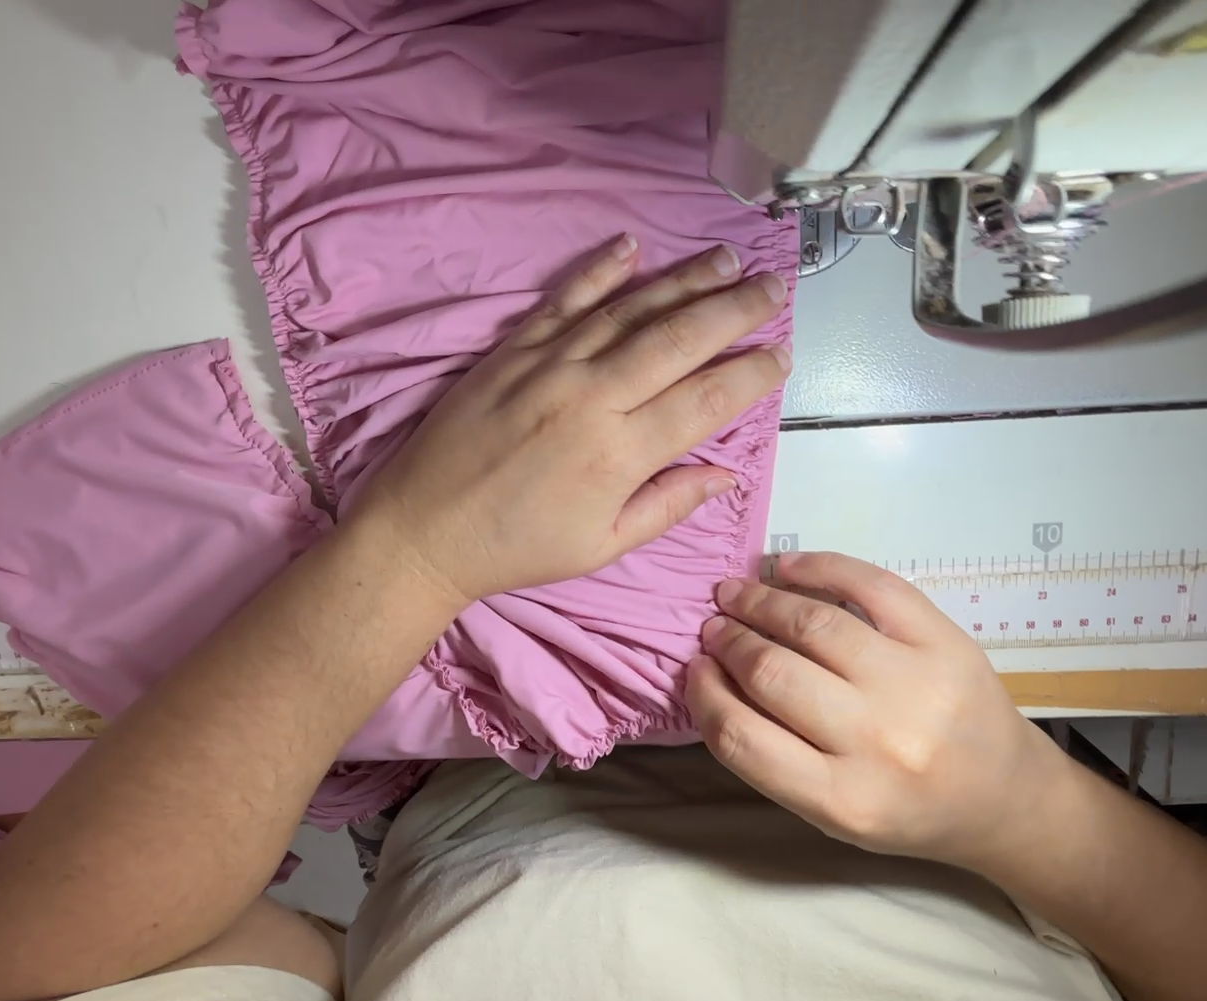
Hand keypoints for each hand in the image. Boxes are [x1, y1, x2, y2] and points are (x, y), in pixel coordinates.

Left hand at [347, 235, 789, 606]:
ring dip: (684, 280)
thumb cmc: (517, 548)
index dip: (751, 374)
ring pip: (631, 310)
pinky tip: (632, 246)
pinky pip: (564, 299)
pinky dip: (599, 269)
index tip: (781, 355)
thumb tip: (725, 474)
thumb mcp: (603, 545)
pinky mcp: (511, 350)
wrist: (425, 530)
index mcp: (620, 454)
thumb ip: (668, 505)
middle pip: (680, 339)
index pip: (706, 400)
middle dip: (735, 309)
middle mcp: (592, 397)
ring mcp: (549, 365)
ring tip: (725, 259)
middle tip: (772, 286)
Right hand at [685, 552, 1072, 869]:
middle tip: (714, 627)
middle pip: (773, 673)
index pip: (741, 737)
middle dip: (729, 641)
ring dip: (760, 601)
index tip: (695, 669)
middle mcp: (881, 744)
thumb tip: (713, 673)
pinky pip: (871, 585)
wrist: (1004, 797)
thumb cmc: (905, 808)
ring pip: (814, 623)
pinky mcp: (947, 641)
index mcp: (844, 801)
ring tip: (736, 595)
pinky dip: (819, 567)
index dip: (704, 694)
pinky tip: (787, 567)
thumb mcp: (831, 811)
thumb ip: (770, 753)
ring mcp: (919, 686)